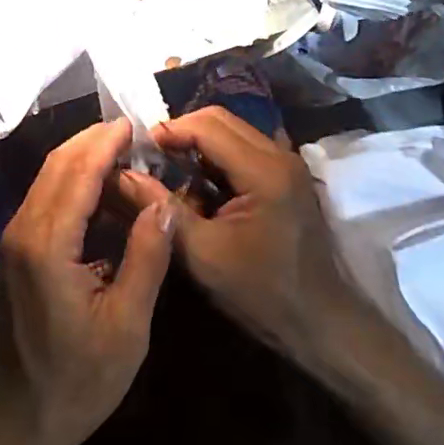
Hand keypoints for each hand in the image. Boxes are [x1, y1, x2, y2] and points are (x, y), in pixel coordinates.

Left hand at [0, 118, 175, 444]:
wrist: (14, 416)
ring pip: (47, 178)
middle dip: (92, 141)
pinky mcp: (16, 249)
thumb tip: (164, 204)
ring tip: (122, 153)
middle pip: (56, 165)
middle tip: (131, 132)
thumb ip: (145, 258)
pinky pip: (44, 198)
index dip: (105, 143)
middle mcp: (24, 229)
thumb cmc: (76, 379)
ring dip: (81, 158)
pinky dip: (71, 181)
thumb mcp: (126, 325)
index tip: (133, 123)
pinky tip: (99, 189)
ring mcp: (14, 238)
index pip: (78, 172)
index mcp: (48, 243)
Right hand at [118, 107, 372, 367]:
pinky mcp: (286, 177)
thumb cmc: (261, 292)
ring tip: (169, 168)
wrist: (322, 325)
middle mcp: (279, 155)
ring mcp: (287, 165)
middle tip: (151, 156)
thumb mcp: (202, 253)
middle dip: (182, 132)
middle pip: (220, 120)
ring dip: (198, 142)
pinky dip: (216, 156)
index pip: (207, 126)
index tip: (138, 150)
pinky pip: (244, 148)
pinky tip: (198, 183)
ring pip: (233, 131)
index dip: (169, 131)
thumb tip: (121, 174)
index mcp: (263, 171)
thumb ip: (161, 208)